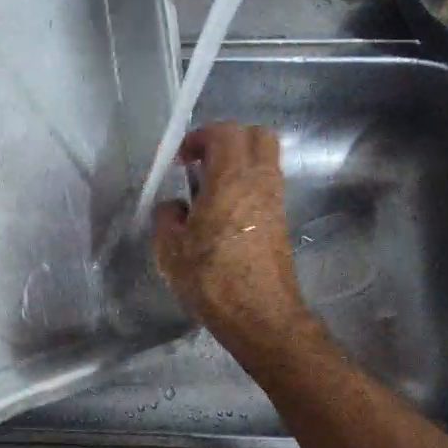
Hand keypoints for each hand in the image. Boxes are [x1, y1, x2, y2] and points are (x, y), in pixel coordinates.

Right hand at [153, 123, 314, 361]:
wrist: (260, 315)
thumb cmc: (211, 278)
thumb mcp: (170, 250)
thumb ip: (167, 218)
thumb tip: (174, 207)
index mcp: (231, 179)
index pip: (225, 132)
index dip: (201, 137)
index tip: (181, 160)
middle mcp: (259, 182)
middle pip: (256, 136)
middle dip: (227, 141)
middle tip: (201, 164)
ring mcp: (275, 202)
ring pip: (265, 161)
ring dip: (239, 164)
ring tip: (210, 191)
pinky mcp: (280, 222)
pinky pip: (265, 187)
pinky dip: (246, 187)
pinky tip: (223, 215)